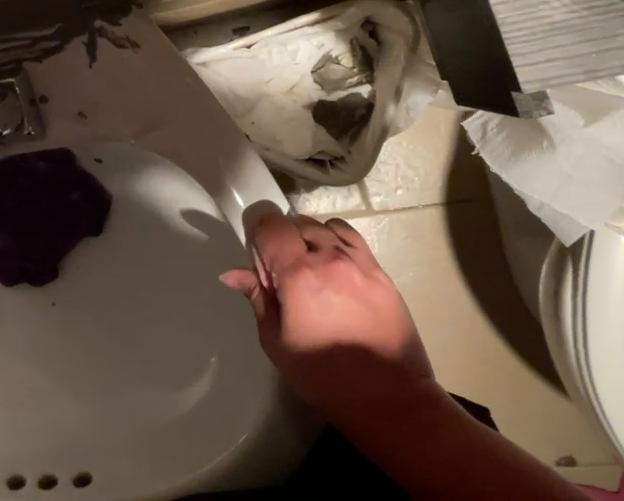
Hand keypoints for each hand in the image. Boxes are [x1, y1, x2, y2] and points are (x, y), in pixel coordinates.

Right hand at [221, 212, 442, 433]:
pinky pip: (354, 240)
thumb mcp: (277, 341)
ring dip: (312, 238)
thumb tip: (232, 274)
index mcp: (298, 275)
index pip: (271, 226)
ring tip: (312, 266)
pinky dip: (337, 242)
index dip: (260, 235)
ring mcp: (360, 264)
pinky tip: (335, 267)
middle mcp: (330, 260)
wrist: (392, 400)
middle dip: (284, 239)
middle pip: (298, 223)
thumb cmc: (324, 376)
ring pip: (326, 227)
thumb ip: (258, 299)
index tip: (261, 258)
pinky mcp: (382, 274)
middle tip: (284, 271)